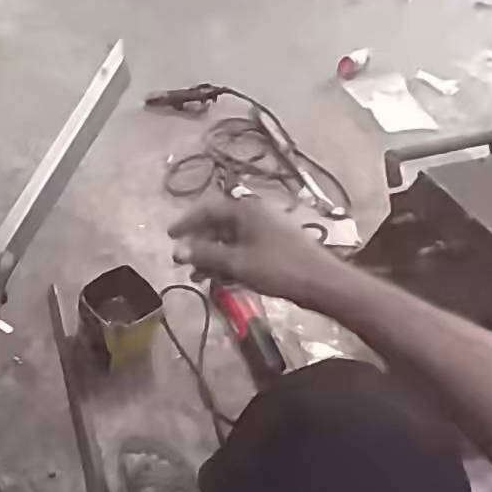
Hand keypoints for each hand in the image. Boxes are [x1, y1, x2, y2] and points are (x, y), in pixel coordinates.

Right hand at [169, 196, 350, 306]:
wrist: (320, 282)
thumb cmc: (278, 267)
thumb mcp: (237, 262)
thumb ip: (205, 254)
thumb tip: (178, 250)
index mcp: (246, 210)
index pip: (207, 208)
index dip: (186, 222)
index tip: (170, 236)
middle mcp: (255, 215)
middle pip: (218, 225)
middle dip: (198, 244)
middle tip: (182, 261)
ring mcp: (266, 231)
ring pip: (230, 241)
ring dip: (212, 257)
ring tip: (198, 276)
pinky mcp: (274, 247)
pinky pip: (243, 250)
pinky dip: (229, 262)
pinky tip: (220, 279)